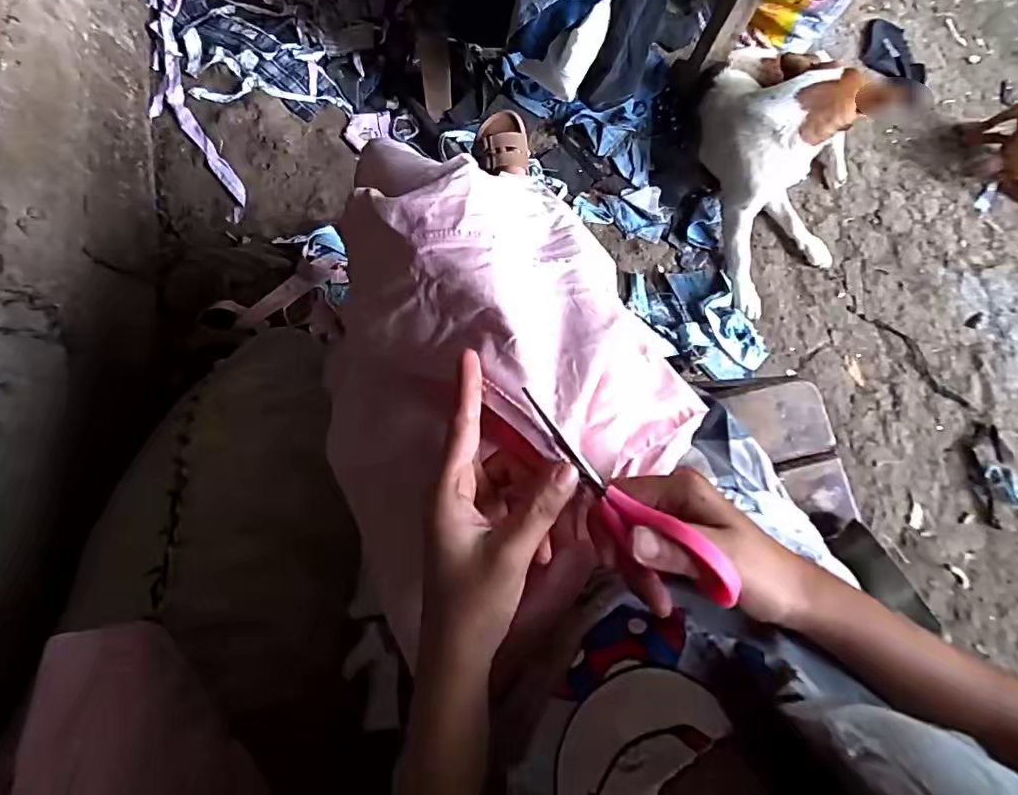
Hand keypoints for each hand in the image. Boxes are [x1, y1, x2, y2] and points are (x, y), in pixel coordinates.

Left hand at [419, 350, 577, 670]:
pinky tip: (546, 547)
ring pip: (510, 484)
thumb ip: (541, 508)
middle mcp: (456, 496)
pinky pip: (513, 507)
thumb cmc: (473, 604)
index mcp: (448, 493)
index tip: (469, 356)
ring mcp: (468, 514)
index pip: (461, 432)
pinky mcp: (482, 530)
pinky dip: (532, 518)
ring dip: (535, 501)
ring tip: (552, 536)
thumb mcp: (511, 554)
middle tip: (561, 476)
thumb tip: (569, 467)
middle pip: (497, 460)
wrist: (459, 660)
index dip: (467, 393)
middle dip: (529, 470)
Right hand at [611, 468, 830, 627]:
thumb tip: (629, 537)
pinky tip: (664, 599)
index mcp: (680, 486)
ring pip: (630, 539)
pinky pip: (645, 553)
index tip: (615, 564)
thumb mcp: (718, 561)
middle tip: (649, 593)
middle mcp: (672, 494)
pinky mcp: (677, 539)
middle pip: (621, 517)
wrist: (794, 596)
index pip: (619, 492)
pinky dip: (648, 577)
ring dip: (638, 573)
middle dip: (627, 557)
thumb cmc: (762, 573)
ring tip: (661, 603)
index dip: (608, 525)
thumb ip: (673, 548)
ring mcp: (674, 516)